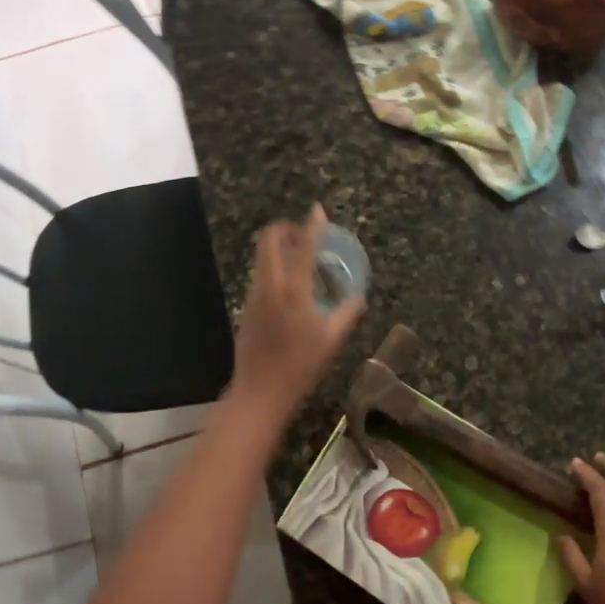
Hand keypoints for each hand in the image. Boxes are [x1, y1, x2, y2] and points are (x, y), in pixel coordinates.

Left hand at [227, 205, 365, 421]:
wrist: (259, 393)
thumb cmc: (300, 368)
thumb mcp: (331, 341)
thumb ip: (347, 313)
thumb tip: (359, 297)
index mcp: (293, 291)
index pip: (303, 246)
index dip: (312, 225)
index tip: (317, 210)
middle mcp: (269, 286)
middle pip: (269, 240)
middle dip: (286, 229)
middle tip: (304, 235)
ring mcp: (253, 295)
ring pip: (262, 257)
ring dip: (279, 249)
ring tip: (300, 260)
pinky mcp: (245, 308)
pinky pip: (260, 275)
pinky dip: (274, 268)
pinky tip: (289, 287)